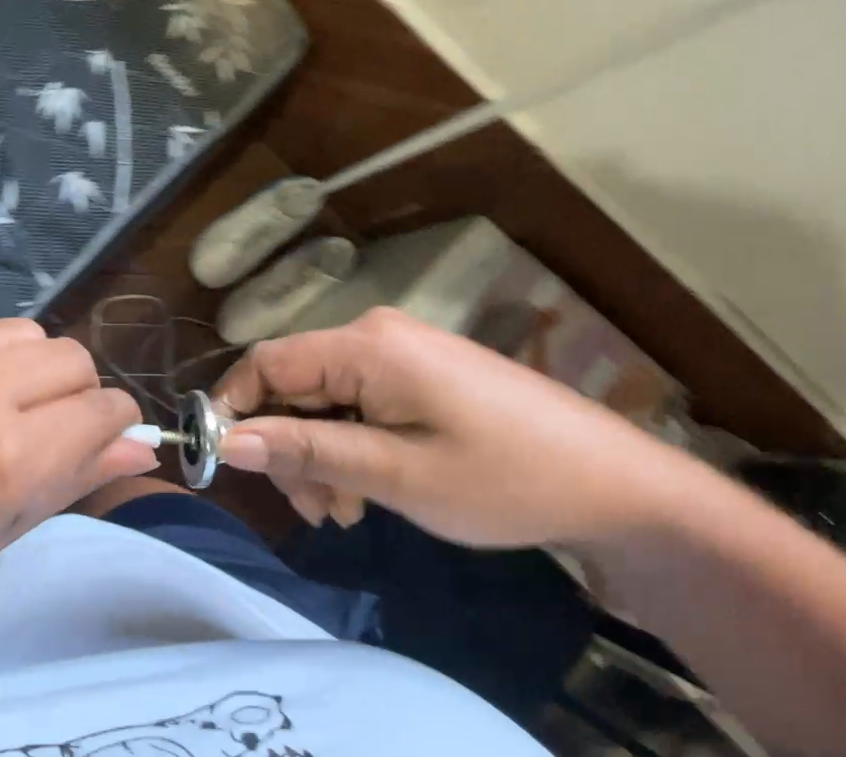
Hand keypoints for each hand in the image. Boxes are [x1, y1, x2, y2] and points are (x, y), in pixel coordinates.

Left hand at [0, 319, 155, 641]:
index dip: (114, 425)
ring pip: (30, 334)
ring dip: (32, 369)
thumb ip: (77, 477)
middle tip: (43, 431)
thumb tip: (143, 448)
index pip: (104, 408)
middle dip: (76, 395)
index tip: (99, 440)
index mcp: (8, 456)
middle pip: (73, 358)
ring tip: (0, 408)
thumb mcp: (1, 530)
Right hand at [213, 308, 702, 550]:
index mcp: (367, 346)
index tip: (227, 465)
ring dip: (317, 452)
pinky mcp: (420, 372)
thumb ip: (307, 450)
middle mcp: (376, 334)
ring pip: (322, 397)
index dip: (233, 409)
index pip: (265, 361)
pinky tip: (367, 490)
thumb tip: (225, 440)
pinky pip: (357, 400)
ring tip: (345, 511)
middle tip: (313, 510)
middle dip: (286, 444)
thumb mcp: (396, 474)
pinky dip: (349, 443)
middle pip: (294, 382)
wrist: (620, 486)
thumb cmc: (505, 479)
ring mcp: (401, 351)